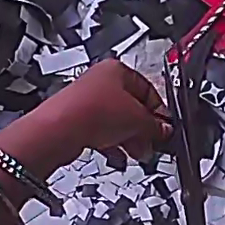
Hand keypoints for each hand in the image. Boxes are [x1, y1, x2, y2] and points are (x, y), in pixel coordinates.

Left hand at [0, 59, 170, 172]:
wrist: (59, 130)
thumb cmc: (91, 112)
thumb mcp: (138, 119)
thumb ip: (155, 126)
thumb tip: (164, 130)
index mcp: (116, 69)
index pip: (147, 89)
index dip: (158, 111)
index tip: (165, 128)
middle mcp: (98, 82)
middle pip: (130, 106)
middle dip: (142, 128)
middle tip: (151, 142)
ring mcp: (85, 102)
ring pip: (114, 121)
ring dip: (128, 138)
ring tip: (137, 152)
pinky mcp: (75, 122)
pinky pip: (99, 133)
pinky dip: (110, 144)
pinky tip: (117, 155)